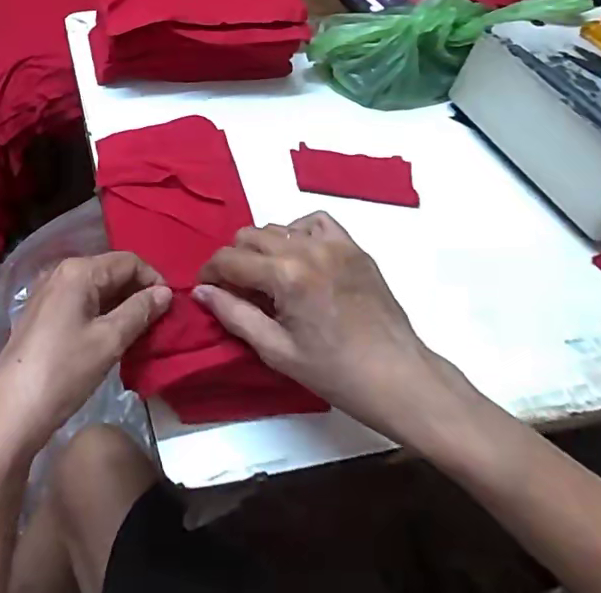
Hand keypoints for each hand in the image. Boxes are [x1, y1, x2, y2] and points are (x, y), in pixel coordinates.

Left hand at [0, 253, 171, 453]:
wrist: (10, 414)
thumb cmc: (63, 372)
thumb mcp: (109, 340)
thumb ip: (140, 311)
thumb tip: (165, 292)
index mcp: (78, 270)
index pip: (128, 261)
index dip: (153, 280)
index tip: (170, 307)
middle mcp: (61, 272)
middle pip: (111, 272)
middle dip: (138, 292)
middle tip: (159, 322)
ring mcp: (48, 294)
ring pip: (97, 289)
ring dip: (121, 305)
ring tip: (141, 332)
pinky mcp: (41, 315)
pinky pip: (81, 303)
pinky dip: (102, 314)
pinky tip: (113, 338)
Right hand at [194, 212, 473, 440]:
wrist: (398, 377)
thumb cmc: (336, 373)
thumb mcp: (277, 351)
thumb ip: (234, 315)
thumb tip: (201, 291)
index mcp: (286, 275)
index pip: (230, 258)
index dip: (210, 272)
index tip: (206, 289)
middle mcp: (307, 248)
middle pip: (250, 236)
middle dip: (234, 259)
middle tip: (235, 289)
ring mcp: (334, 244)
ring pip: (280, 227)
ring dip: (264, 247)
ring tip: (268, 278)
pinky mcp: (353, 247)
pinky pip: (315, 222)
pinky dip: (298, 232)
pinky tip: (299, 257)